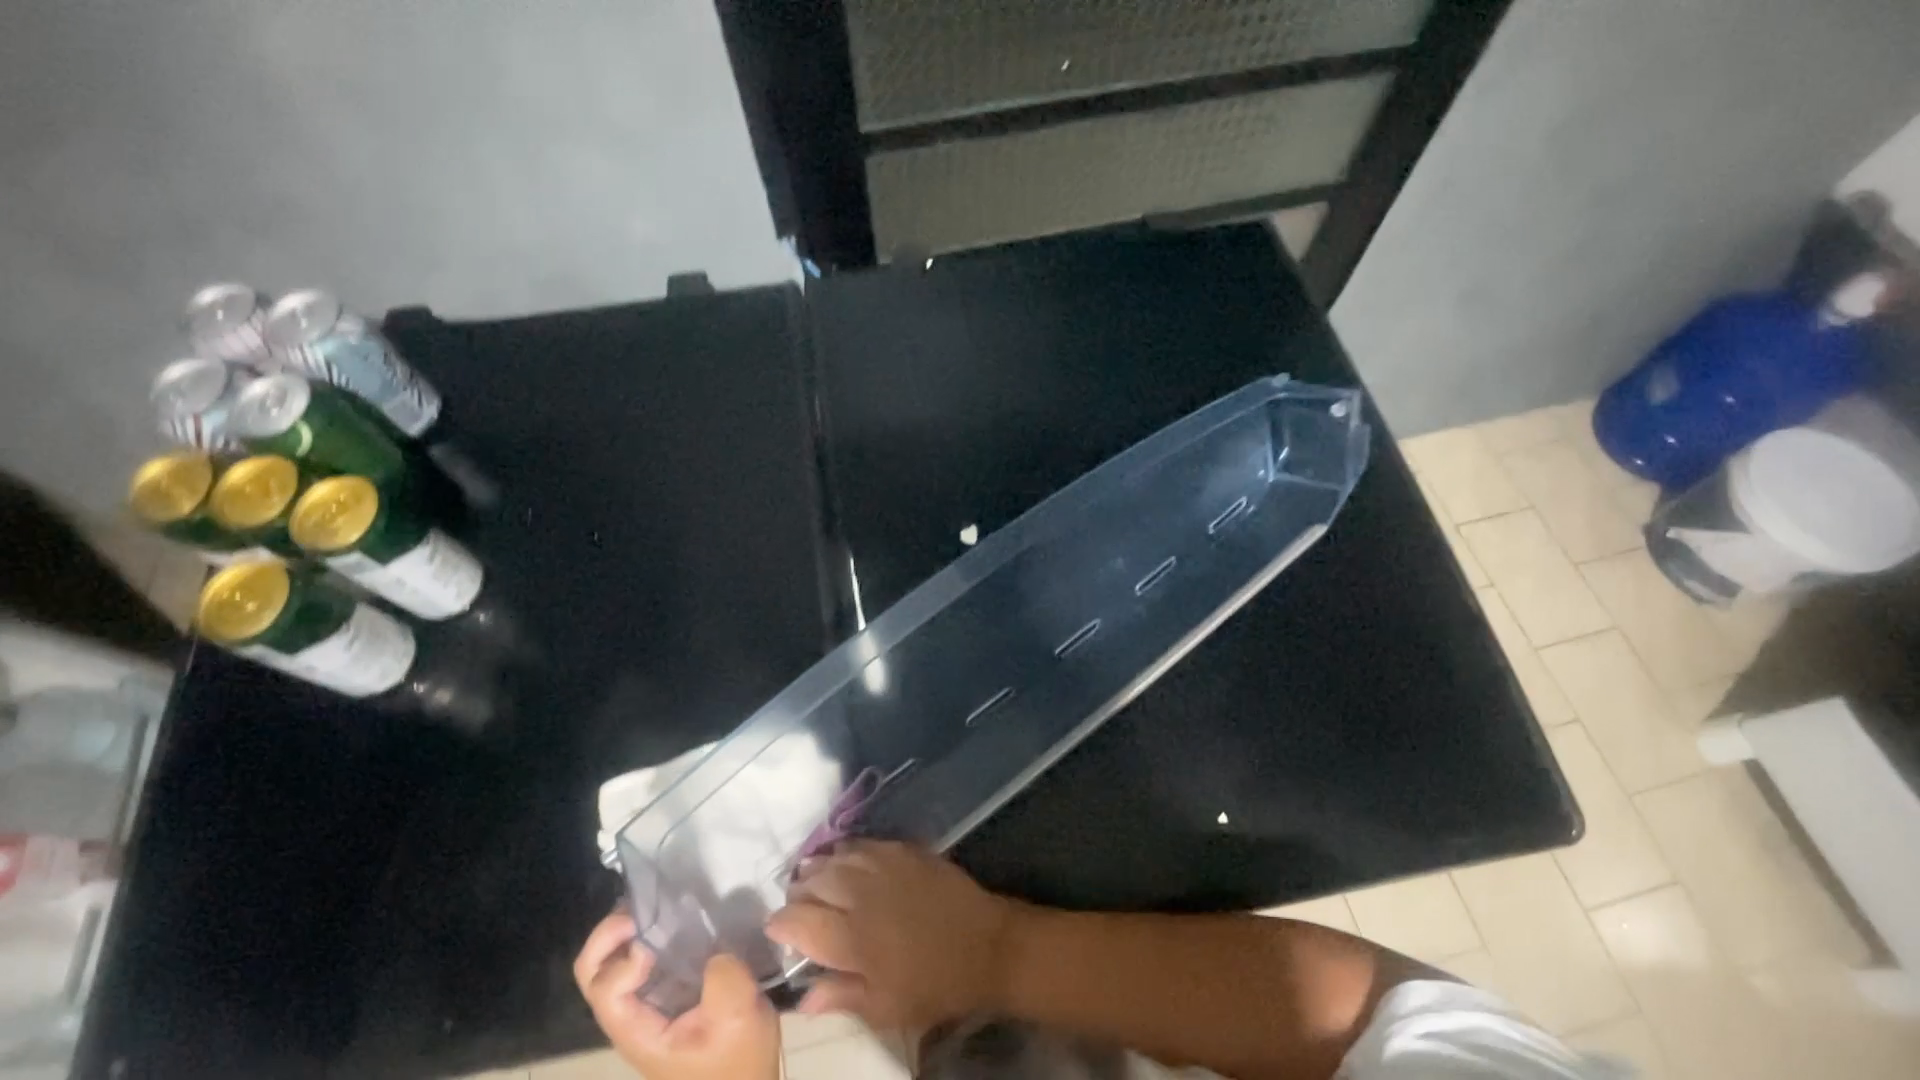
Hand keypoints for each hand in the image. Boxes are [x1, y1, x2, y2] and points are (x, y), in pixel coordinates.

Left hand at [572, 912, 780, 1079]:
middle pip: (592, 971)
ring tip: (656, 908)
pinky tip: (674, 920)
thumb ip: (724, 979)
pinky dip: (644, 935)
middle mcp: (629, 1016)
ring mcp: (643, 1005)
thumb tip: (715, 949)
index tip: (657, 945)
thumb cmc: (738, 1062)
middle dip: (608, 935)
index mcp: (637, 1031)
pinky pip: (635, 960)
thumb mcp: (739, 1019)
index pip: (604, 990)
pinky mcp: (662, 994)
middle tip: (641, 911)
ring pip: (608, 962)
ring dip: (624, 932)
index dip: (624, 961)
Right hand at [765, 840, 1018, 1030]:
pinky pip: (862, 842)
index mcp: (850, 938)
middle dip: (797, 893)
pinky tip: (848, 861)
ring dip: (818, 868)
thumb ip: (841, 996)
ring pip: (833, 856)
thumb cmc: (936, 984)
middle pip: (810, 882)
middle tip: (799, 906)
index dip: (780, 925)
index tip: (779, 933)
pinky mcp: (905, 850)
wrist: (989, 946)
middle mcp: (860, 895)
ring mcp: (883, 866)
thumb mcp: (887, 1007)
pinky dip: (847, 851)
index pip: (795, 921)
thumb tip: (801, 999)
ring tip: (816, 879)